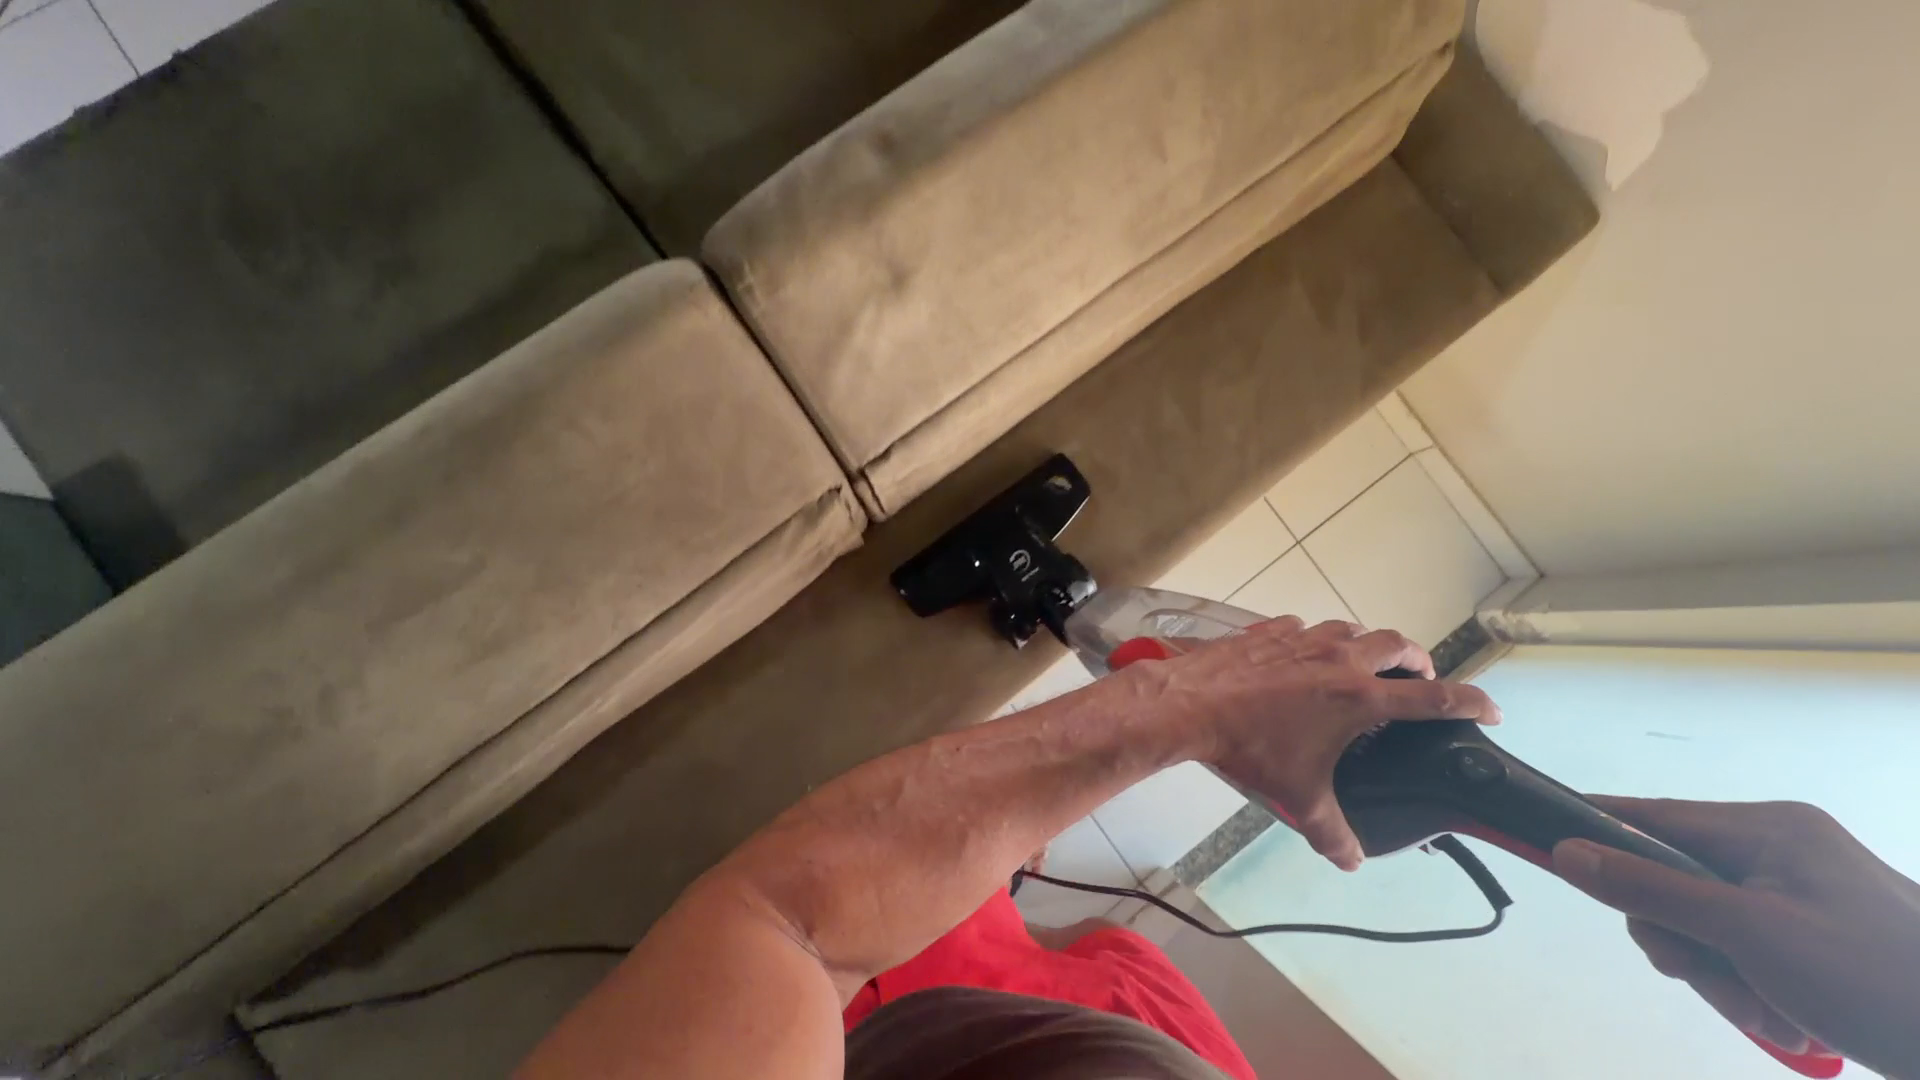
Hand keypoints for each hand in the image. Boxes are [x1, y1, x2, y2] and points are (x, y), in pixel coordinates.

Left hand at [1120, 617, 1499, 870]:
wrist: (1189, 705)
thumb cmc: (1249, 748)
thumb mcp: (1297, 797)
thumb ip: (1331, 832)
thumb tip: (1350, 860)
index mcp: (1359, 697)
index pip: (1433, 699)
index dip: (1470, 702)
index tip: (1490, 710)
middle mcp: (1338, 658)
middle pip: (1397, 645)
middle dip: (1417, 661)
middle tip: (1417, 681)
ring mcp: (1301, 637)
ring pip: (1350, 628)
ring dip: (1365, 644)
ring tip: (1363, 665)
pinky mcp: (1268, 630)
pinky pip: (1303, 626)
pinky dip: (1314, 639)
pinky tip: (1302, 655)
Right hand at [1553, 798, 1919, 1077]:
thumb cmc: (1879, 980)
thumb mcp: (1751, 934)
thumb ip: (1649, 887)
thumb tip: (1563, 849)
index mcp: (1764, 828)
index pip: (1644, 816)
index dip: (1593, 837)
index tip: (1552, 863)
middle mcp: (1774, 847)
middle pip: (1667, 876)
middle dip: (1677, 936)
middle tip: (1705, 979)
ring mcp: (1796, 890)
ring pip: (1699, 918)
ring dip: (1715, 971)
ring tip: (1766, 1013)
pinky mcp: (1811, 932)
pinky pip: (1738, 943)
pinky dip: (1746, 981)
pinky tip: (1784, 1015)